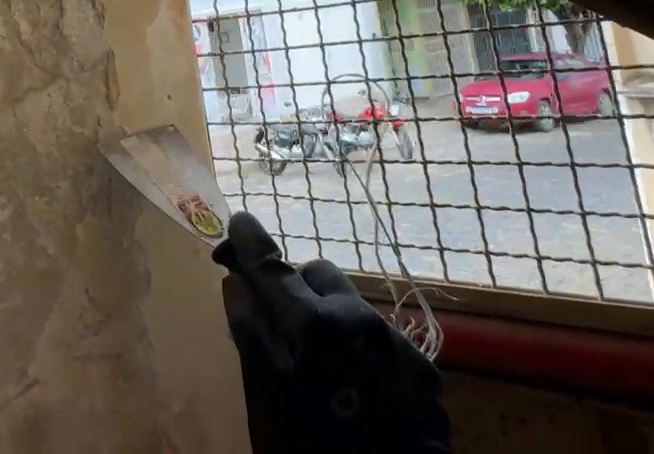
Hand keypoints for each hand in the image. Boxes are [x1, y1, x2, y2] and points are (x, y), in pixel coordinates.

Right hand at [213, 212, 449, 453]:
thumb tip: (234, 281)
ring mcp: (391, 335)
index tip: (239, 220)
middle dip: (298, 284)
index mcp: (311, 323)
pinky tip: (358, 376)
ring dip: (331, 312)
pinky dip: (360, 342)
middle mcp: (354, 314)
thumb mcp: (273, 391)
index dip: (251, 241)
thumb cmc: (322, 436)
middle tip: (285, 317)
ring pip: (350, 301)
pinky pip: (378, 332)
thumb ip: (251, 330)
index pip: (271, 266)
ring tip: (325, 354)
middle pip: (317, 273)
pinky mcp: (420, 360)